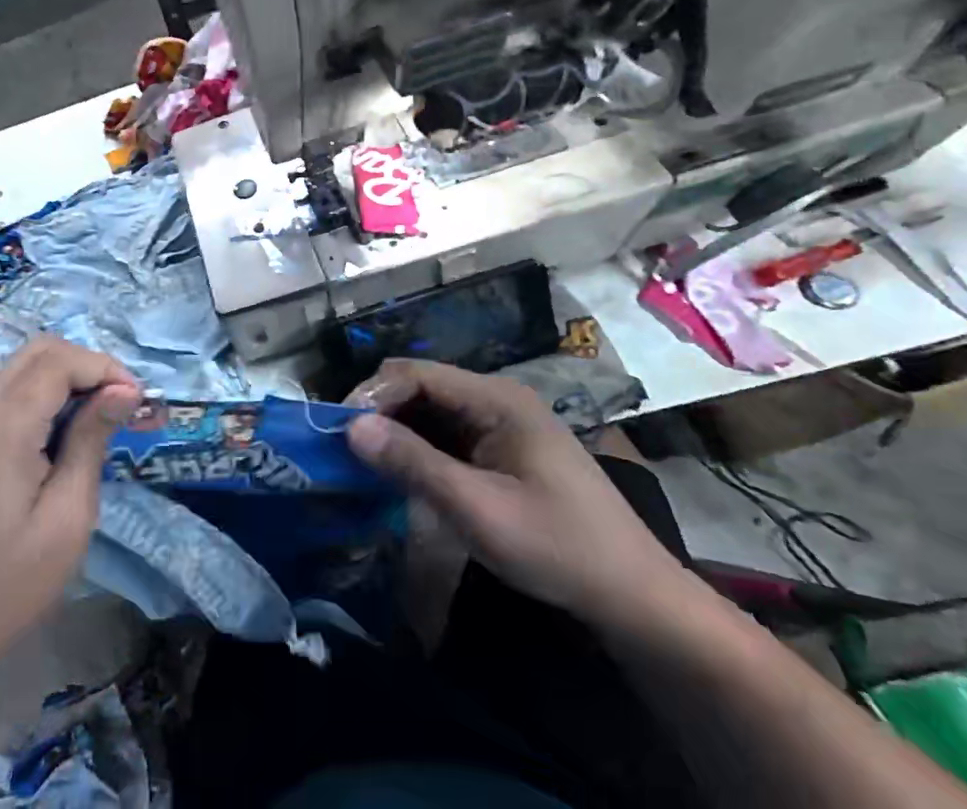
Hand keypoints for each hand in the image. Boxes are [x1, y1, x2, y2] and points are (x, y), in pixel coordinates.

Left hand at [0, 337, 142, 676]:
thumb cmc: (12, 584)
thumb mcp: (69, 515)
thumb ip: (91, 440)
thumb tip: (124, 389)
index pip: (57, 362)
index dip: (105, 368)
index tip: (138, 400)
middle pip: (36, 352)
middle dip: (88, 366)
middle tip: (124, 403)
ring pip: (20, 368)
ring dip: (66, 378)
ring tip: (103, 415)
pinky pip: (6, 393)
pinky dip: (43, 395)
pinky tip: (66, 429)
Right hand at [345, 359, 691, 623]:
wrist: (628, 592)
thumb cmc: (556, 547)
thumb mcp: (477, 508)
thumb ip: (413, 463)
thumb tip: (350, 427)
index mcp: (497, 399)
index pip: (416, 374)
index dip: (371, 396)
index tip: (337, 434)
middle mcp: (497, 399)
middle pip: (421, 387)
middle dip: (379, 412)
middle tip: (344, 453)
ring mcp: (501, 424)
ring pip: (431, 412)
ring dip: (395, 432)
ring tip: (362, 465)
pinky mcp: (502, 449)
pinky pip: (447, 435)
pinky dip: (418, 450)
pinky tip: (399, 474)